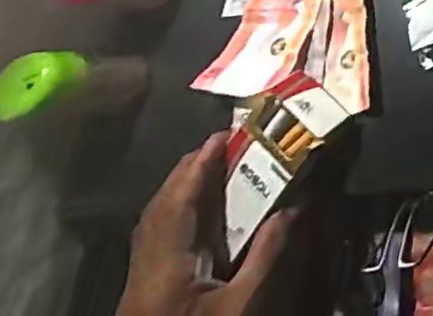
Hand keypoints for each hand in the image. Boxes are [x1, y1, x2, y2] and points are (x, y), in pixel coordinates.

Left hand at [117, 131, 294, 315]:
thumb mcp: (239, 307)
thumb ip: (266, 255)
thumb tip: (295, 207)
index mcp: (166, 265)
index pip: (179, 201)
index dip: (199, 165)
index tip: (223, 135)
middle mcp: (145, 263)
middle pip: (161, 203)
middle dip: (189, 169)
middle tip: (224, 142)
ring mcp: (137, 276)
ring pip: (153, 216)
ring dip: (181, 185)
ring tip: (213, 163)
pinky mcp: (140, 286)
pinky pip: (154, 231)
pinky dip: (175, 206)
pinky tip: (196, 204)